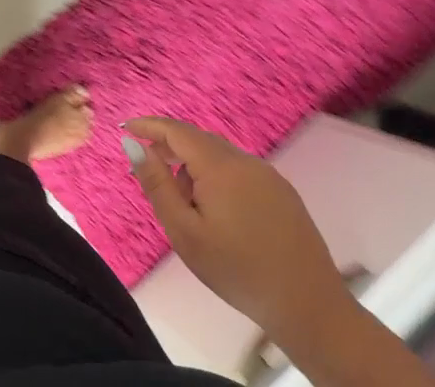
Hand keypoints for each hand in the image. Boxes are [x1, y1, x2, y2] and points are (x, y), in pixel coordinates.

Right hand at [122, 116, 353, 337]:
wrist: (309, 307)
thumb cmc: (236, 270)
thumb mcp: (184, 230)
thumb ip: (156, 184)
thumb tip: (133, 144)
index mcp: (221, 168)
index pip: (177, 131)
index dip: (148, 126)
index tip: (125, 129)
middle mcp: (247, 163)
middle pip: (199, 139)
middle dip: (169, 147)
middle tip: (148, 170)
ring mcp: (270, 177)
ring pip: (220, 156)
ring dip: (193, 165)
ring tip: (183, 202)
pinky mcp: (284, 194)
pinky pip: (239, 170)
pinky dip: (216, 176)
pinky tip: (215, 209)